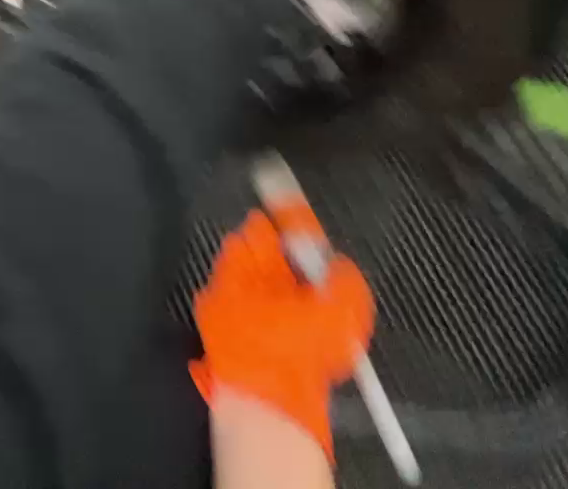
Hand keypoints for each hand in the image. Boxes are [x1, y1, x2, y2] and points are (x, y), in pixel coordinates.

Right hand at [189, 210, 374, 461]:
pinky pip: (228, 261)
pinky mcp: (221, 293)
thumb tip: (341, 261)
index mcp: (315, 300)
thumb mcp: (345, 319)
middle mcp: (283, 294)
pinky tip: (240, 235)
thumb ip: (346, 286)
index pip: (309, 254)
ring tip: (260, 213)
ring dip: (255, 233)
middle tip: (276, 194)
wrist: (262, 373)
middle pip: (279, 248)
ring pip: (252, 251)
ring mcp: (251, 292)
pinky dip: (235, 248)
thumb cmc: (305, 352)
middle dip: (278, 225)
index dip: (304, 227)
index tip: (296, 201)